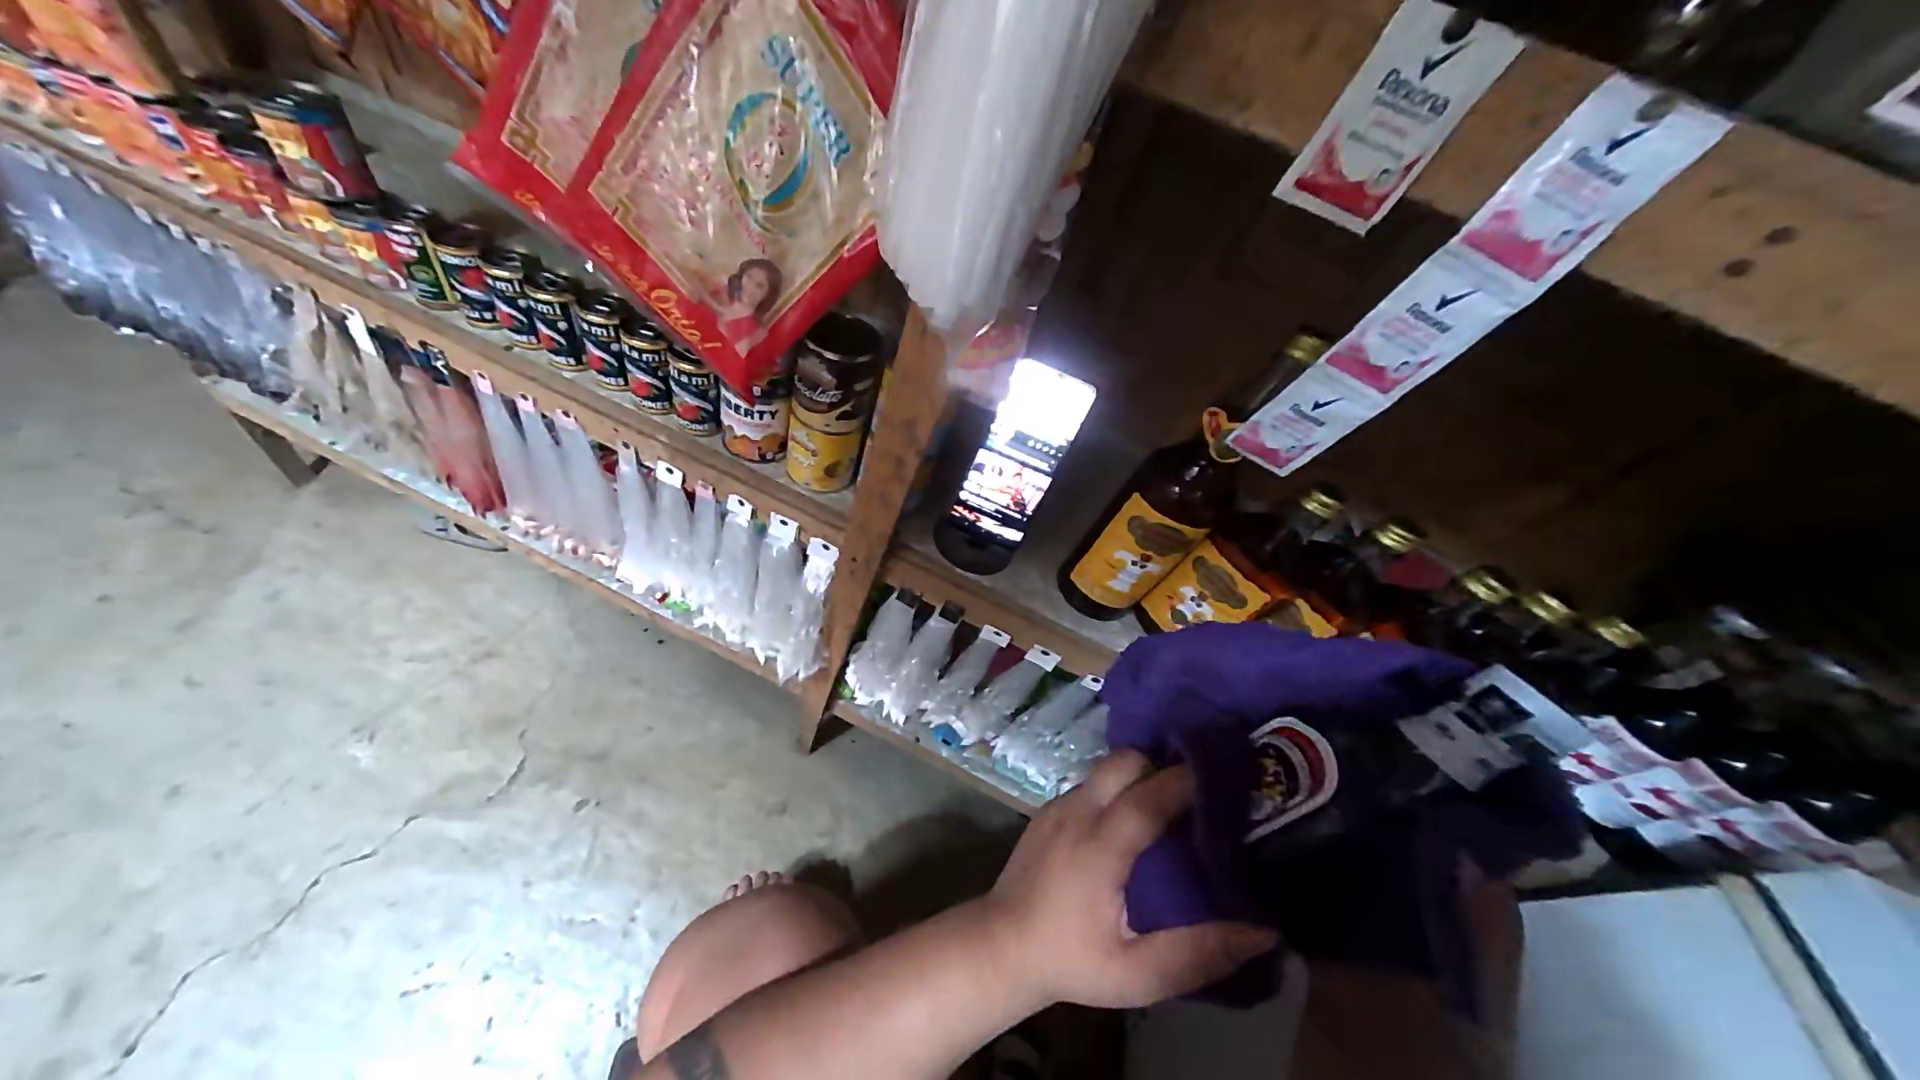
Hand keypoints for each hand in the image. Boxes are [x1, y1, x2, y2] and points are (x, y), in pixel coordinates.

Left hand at [981, 751, 1279, 1009]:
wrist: (1000, 945)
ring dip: (1140, 776)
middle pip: (1125, 762)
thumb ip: (1198, 954)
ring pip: (1107, 768)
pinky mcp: (1048, 809)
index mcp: (1098, 848)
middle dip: (1163, 767)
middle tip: (1198, 793)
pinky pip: (1092, 783)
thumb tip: (1262, 931)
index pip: (1147, 797)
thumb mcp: (1137, 975)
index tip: (1225, 777)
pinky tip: (1133, 822)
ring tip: (1172, 805)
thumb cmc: (1070, 960)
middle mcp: (1077, 813)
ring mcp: (1058, 805)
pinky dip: (1118, 788)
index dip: (1187, 782)